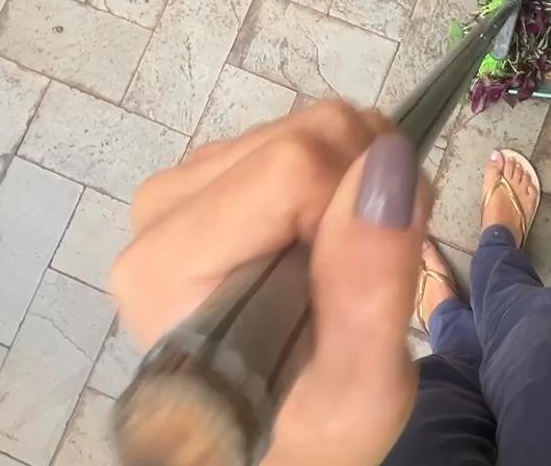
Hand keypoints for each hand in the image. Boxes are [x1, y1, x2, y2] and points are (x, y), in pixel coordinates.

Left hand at [113, 101, 432, 465]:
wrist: (285, 426)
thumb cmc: (313, 424)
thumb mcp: (361, 392)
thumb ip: (372, 282)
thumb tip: (389, 159)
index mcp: (168, 267)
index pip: (292, 170)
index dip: (356, 214)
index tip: (365, 278)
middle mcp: (162, 209)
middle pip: (302, 135)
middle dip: (367, 186)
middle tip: (374, 263)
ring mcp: (187, 180)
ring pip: (311, 123)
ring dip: (363, 177)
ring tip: (355, 255)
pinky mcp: (218, 166)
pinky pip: (308, 127)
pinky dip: (349, 167)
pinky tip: (337, 229)